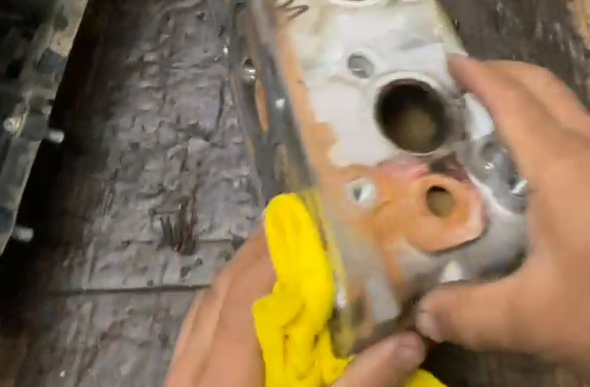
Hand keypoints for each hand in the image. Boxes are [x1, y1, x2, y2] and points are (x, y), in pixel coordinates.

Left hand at [165, 228, 428, 386]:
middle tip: (299, 224)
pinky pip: (194, 333)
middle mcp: (190, 373)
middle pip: (219, 292)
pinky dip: (220, 305)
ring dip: (238, 276)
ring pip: (202, 309)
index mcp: (223, 379)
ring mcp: (177, 382)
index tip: (309, 219)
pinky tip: (244, 307)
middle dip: (257, 253)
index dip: (274, 252)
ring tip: (276, 253)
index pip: (244, 296)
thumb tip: (412, 339)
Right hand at [415, 58, 589, 386]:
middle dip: (503, 72)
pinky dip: (555, 126)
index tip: (449, 60)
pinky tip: (547, 171)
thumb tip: (422, 313)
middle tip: (467, 81)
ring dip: (532, 99)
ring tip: (499, 123)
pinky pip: (589, 134)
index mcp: (561, 163)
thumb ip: (471, 313)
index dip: (477, 74)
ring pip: (570, 108)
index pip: (511, 99)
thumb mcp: (536, 320)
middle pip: (543, 86)